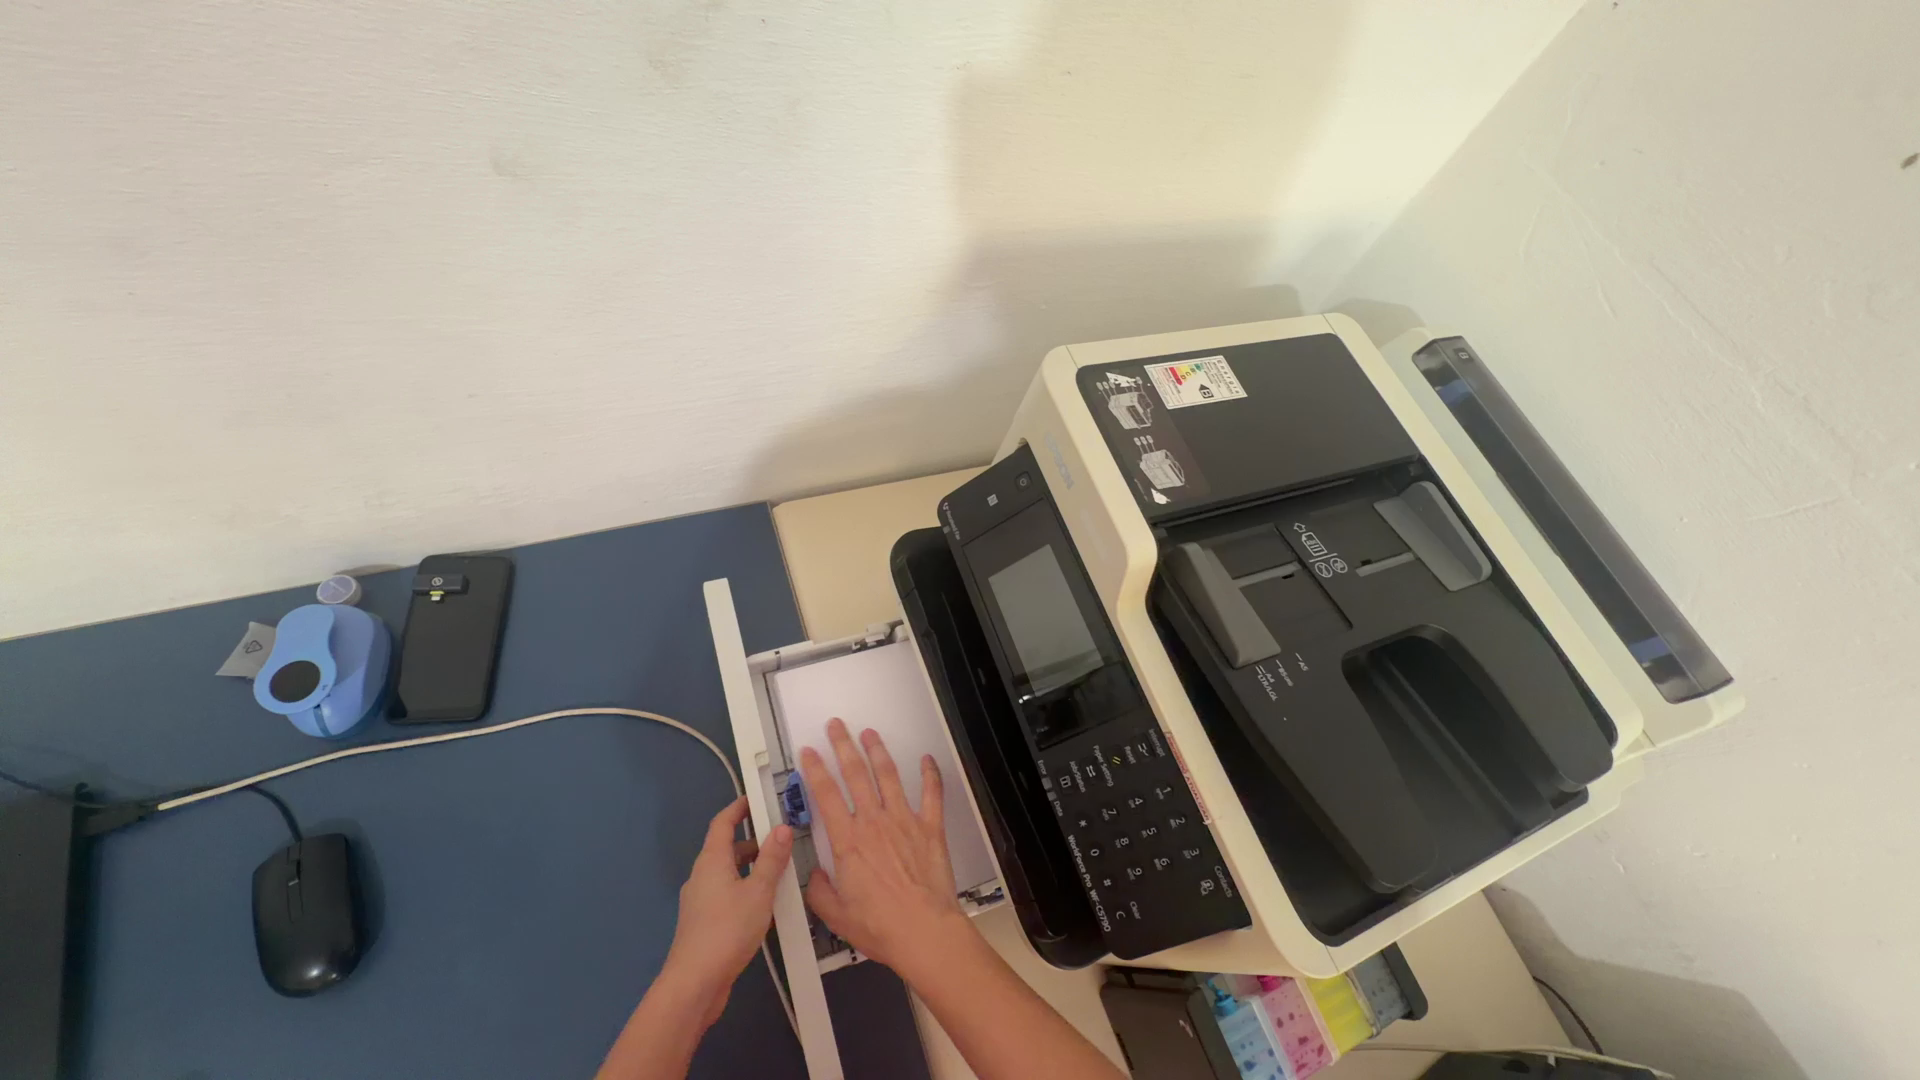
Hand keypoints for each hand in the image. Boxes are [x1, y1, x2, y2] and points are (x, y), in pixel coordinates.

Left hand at [660, 796, 792, 1024]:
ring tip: (779, 872)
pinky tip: (763, 904)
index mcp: (711, 861)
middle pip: (726, 848)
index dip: (738, 808)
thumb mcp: (759, 892)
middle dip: (752, 841)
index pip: (722, 823)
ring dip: (750, 867)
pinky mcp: (702, 923)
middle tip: (780, 839)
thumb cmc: (727, 930)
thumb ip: (772, 860)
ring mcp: (699, 901)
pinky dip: (744, 888)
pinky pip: (725, 893)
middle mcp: (701, 876)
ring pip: (727, 873)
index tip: (756, 799)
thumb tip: (782, 827)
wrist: (695, 983)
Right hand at [798, 718, 972, 979]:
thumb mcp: (835, 915)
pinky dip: (931, 775)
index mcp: (848, 842)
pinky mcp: (930, 828)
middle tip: (837, 726)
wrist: (923, 931)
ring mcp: (904, 821)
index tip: (808, 752)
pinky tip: (928, 760)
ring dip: (878, 751)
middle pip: (856, 774)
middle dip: (843, 746)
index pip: (826, 795)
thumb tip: (814, 876)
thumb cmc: (880, 926)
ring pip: (889, 776)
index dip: (815, 770)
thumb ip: (819, 891)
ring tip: (870, 733)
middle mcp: (874, 823)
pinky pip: (932, 794)